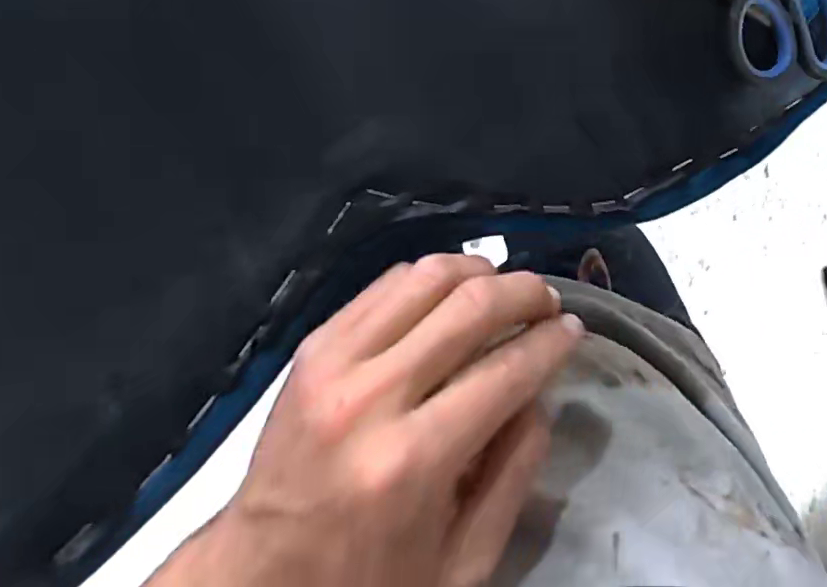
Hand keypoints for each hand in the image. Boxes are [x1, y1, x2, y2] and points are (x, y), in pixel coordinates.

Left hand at [150, 255, 584, 586]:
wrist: (253, 583)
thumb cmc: (367, 583)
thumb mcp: (461, 563)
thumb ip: (514, 473)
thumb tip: (539, 393)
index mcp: (411, 463)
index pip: (505, 371)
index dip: (552, 342)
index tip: (574, 328)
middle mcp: (371, 397)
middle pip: (470, 306)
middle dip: (525, 293)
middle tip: (548, 301)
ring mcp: (334, 362)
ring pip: (427, 276)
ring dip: (480, 271)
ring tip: (504, 287)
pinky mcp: (313, 345)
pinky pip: (387, 283)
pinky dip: (431, 277)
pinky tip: (452, 292)